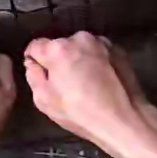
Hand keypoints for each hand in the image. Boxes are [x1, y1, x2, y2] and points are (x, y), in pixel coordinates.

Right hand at [23, 32, 156, 157]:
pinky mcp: (117, 49)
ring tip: (85, 84)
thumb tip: (33, 63)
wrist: (124, 120)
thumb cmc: (80, 113)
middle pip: (59, 46)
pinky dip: (94, 62)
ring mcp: (101, 42)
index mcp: (58, 48)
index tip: (42, 75)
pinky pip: (97, 52)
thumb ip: (33, 75)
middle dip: (58, 60)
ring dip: (77, 60)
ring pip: (79, 48)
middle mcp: (79, 37)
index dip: (34, 61)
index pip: (35, 46)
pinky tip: (99, 82)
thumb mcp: (44, 100)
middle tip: (65, 84)